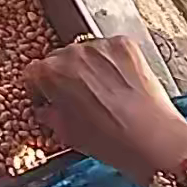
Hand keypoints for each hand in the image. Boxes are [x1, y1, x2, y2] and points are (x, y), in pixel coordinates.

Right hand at [24, 36, 186, 184]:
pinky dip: (112, 61)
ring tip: (103, 90)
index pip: (33, 71)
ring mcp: (100, 46)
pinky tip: (119, 82)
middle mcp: (72, 53)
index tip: (48, 96)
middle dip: (65, 75)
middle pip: (59, 58)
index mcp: (50, 73)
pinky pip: (109, 49)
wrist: (153, 140)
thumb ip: (50, 114)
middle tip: (78, 96)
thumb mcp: (67, 133)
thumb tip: (47, 108)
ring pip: (85, 52)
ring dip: (89, 66)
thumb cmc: (108, 141)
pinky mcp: (125, 45)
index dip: (40, 87)